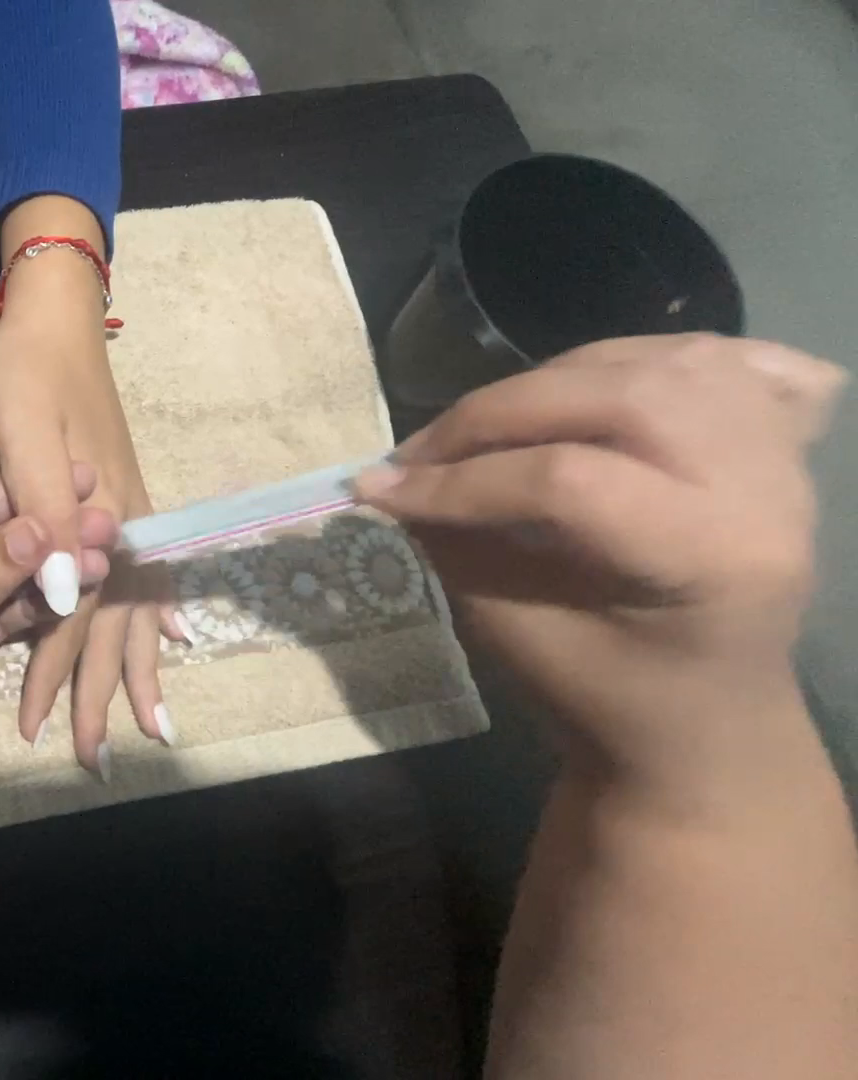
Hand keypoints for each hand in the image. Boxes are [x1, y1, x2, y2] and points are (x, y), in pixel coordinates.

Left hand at [0, 213, 184, 778]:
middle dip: (101, 682)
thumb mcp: (17, 437)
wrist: (50, 317)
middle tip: (104, 750)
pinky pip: (107, 580)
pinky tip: (150, 647)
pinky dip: (126, 621)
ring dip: (121, 663)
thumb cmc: (21, 374)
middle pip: (102, 615)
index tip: (59, 727)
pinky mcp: (97, 507)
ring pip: (111, 604)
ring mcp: (99, 518)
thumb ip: (36, 514)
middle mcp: (99, 522)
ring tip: (142, 719)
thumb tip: (64, 597)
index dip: (63, 665)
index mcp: (79, 510)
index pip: (70, 603)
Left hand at [0, 467, 119, 791]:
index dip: (23, 492)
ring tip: (106, 562)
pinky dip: (36, 611)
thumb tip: (43, 526)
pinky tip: (76, 597)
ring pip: (5, 581)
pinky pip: (4, 620)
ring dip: (49, 574)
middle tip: (109, 526)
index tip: (80, 480)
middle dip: (47, 536)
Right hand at [356, 334, 844, 782]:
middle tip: (418, 455)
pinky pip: (719, 359)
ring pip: (659, 362)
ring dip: (546, 381)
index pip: (567, 481)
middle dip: (490, 415)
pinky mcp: (779, 439)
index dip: (455, 481)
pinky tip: (591, 393)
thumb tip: (387, 485)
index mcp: (710, 559)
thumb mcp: (508, 629)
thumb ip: (453, 544)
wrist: (702, 717)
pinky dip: (639, 360)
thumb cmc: (603, 690)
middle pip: (619, 397)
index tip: (373, 493)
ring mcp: (785, 455)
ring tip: (484, 427)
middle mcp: (766, 490)